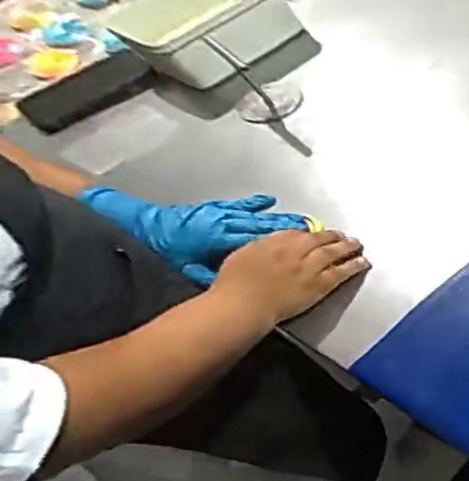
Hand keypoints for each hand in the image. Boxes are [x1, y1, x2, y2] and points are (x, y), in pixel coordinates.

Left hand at [79, 187, 308, 274]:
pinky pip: (239, 204)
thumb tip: (237, 279)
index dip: (291, 247)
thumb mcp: (190, 269)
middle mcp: (227, 225)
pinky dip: (255, 203)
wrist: (133, 228)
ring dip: (285, 220)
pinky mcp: (213, 208)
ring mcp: (221, 214)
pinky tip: (270, 201)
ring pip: (259, 217)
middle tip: (323, 235)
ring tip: (308, 222)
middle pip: (269, 228)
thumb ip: (217, 273)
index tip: (313, 251)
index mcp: (223, 241)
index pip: (265, 243)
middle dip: (298, 232)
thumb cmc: (164, 253)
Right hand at [207, 228, 369, 322]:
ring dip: (348, 247)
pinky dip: (354, 265)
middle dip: (332, 236)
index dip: (309, 233)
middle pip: (317, 239)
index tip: (316, 233)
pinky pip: (341, 272)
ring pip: (333, 252)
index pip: (294, 233)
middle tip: (343, 235)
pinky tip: (363, 262)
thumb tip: (277, 243)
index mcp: (269, 244)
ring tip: (357, 244)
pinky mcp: (319, 283)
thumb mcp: (242, 256)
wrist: (244, 305)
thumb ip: (263, 247)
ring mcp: (308, 267)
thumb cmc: (234, 285)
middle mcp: (291, 252)